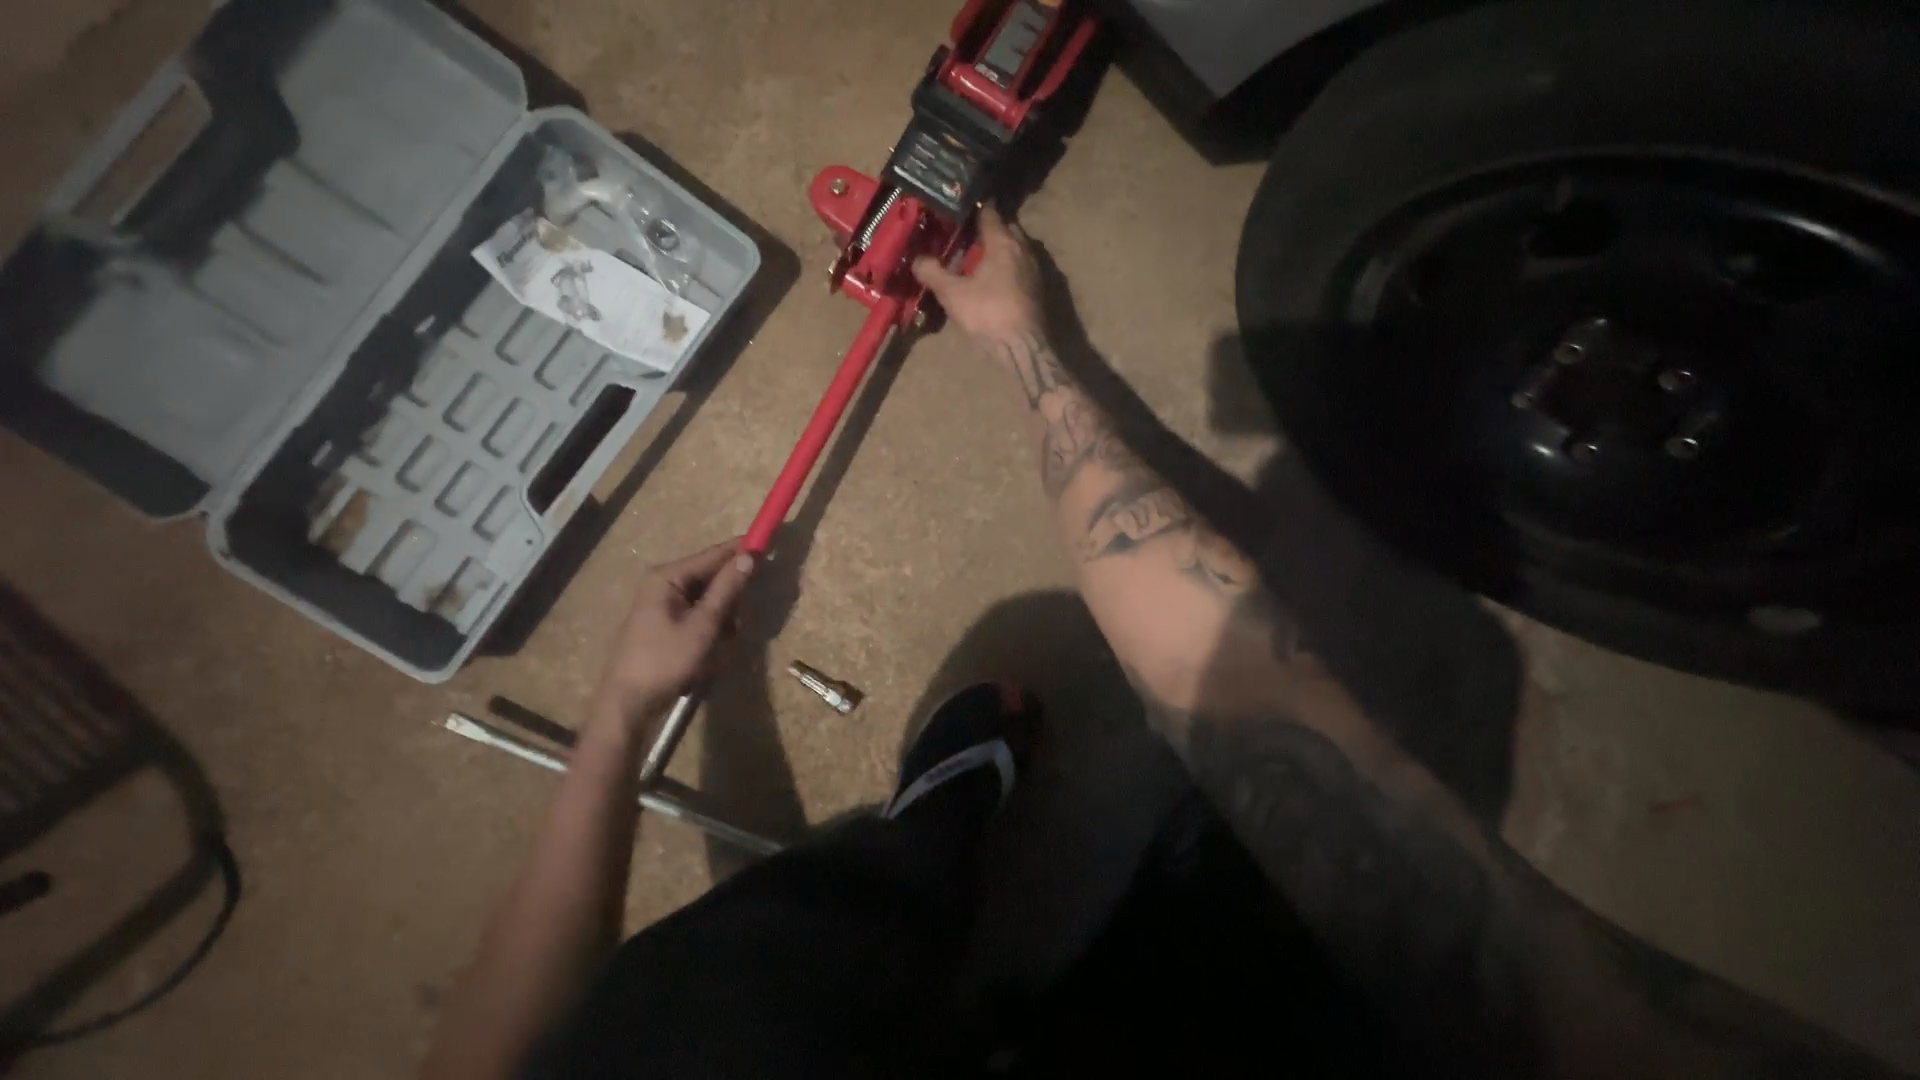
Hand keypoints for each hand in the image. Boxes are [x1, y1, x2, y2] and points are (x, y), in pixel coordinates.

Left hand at [590, 539, 754, 732]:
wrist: (629, 703)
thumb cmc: (665, 660)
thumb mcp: (703, 625)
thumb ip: (727, 589)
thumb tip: (749, 556)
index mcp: (667, 577)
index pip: (712, 555)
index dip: (740, 551)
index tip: (769, 547)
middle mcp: (662, 585)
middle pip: (711, 578)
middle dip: (729, 600)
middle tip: (736, 622)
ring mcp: (662, 606)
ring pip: (708, 600)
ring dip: (721, 620)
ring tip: (720, 644)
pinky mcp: (665, 625)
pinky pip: (697, 617)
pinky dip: (709, 631)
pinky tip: (709, 654)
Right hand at [912, 206, 1043, 346]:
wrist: (1023, 347)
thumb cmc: (988, 314)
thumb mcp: (952, 294)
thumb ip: (933, 272)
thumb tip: (916, 259)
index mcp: (1003, 242)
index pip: (990, 212)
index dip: (973, 209)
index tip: (958, 210)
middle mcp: (1023, 249)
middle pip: (1005, 228)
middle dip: (987, 229)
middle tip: (965, 237)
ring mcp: (1034, 269)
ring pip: (1015, 248)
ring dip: (998, 250)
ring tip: (977, 259)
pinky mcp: (1037, 289)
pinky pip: (1020, 267)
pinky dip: (1007, 267)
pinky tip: (993, 281)